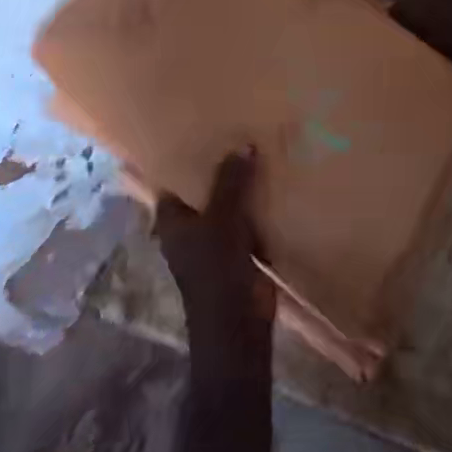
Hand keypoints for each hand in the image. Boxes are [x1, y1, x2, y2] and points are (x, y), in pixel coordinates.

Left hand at [156, 149, 274, 342]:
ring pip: (231, 204)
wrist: (237, 322)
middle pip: (206, 189)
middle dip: (223, 167)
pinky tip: (279, 183)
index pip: (174, 178)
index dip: (187, 156)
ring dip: (245, 186)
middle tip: (242, 130)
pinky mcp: (241, 250)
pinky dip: (261, 207)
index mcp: (172, 218)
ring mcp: (216, 239)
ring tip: (264, 147)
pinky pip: (250, 221)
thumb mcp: (222, 219)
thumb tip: (244, 144)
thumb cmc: (215, 269)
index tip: (206, 128)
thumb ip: (231, 181)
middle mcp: (191, 226)